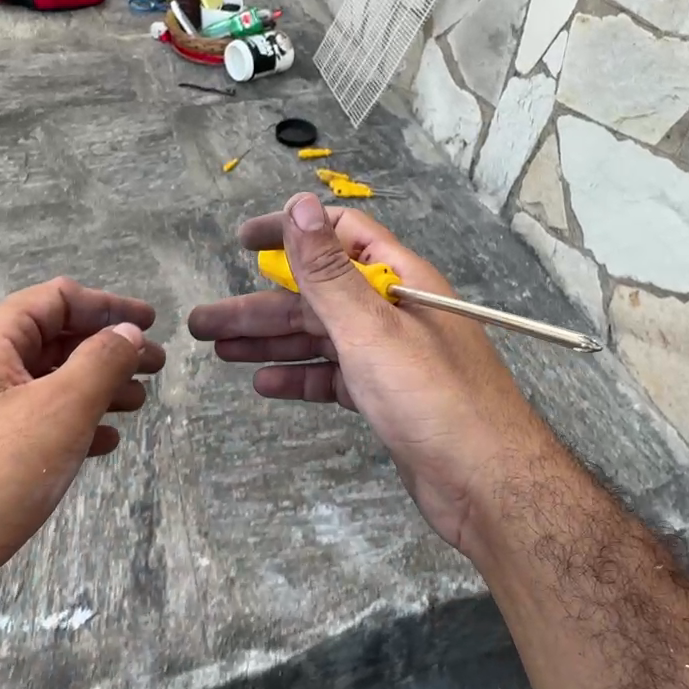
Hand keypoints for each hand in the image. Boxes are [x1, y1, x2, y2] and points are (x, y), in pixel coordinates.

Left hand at [0, 278, 165, 643]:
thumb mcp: (57, 412)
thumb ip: (101, 363)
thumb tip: (128, 331)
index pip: (56, 300)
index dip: (109, 305)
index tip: (152, 323)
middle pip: (52, 340)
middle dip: (108, 350)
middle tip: (156, 368)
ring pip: (44, 384)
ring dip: (95, 388)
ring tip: (137, 404)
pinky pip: (31, 423)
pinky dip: (71, 424)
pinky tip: (102, 444)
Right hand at [187, 193, 556, 556]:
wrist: (486, 484)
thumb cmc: (432, 398)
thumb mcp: (370, 328)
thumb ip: (328, 270)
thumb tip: (298, 204)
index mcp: (398, 279)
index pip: (340, 235)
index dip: (290, 232)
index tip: (241, 242)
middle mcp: (393, 311)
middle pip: (316, 296)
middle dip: (259, 306)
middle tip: (202, 322)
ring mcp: (390, 357)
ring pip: (320, 339)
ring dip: (270, 342)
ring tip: (217, 350)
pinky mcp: (385, 398)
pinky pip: (333, 377)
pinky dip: (300, 377)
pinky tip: (263, 383)